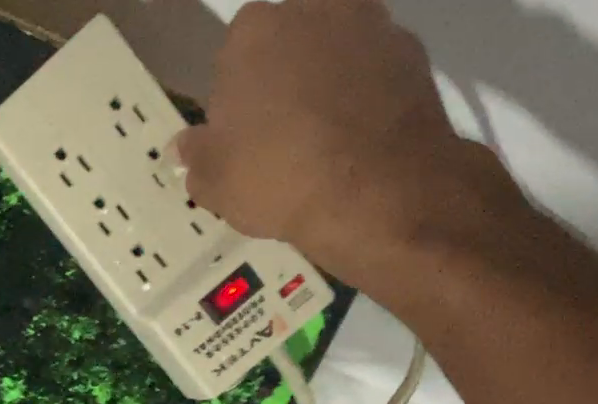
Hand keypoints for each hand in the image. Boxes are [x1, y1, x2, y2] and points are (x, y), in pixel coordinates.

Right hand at [175, 0, 526, 284]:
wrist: (375, 191)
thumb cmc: (276, 176)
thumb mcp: (213, 181)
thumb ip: (195, 155)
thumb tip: (185, 145)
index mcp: (255, 32)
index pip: (236, 48)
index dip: (236, 88)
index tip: (238, 127)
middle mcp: (315, 9)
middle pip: (290, 37)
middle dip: (284, 72)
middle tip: (278, 129)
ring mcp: (371, 25)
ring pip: (336, 49)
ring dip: (327, 79)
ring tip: (321, 137)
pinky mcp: (412, 53)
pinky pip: (374, 70)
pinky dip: (365, 94)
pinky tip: (355, 139)